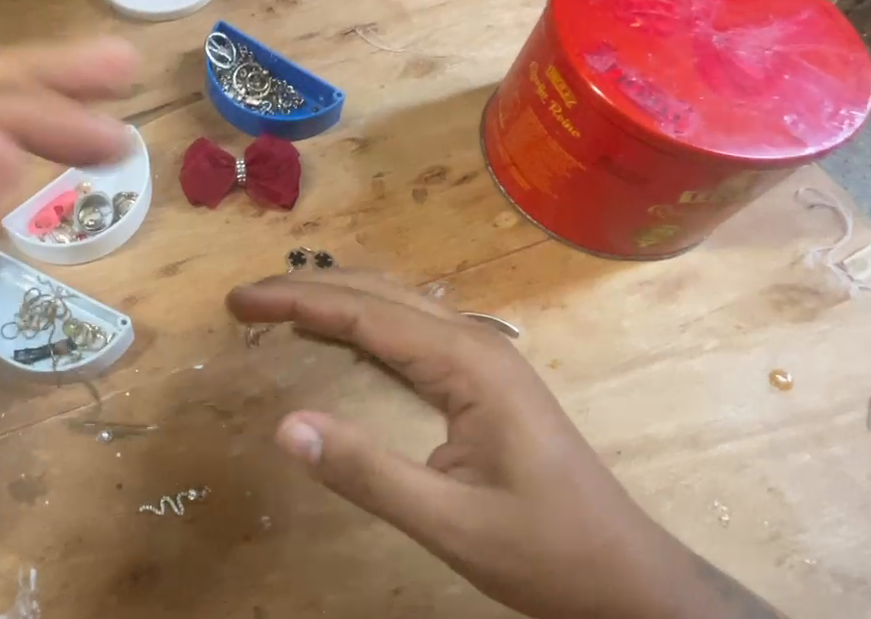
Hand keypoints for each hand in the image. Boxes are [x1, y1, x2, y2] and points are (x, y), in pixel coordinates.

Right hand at [227, 271, 782, 618]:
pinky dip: (360, 320)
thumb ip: (366, 473)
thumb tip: (282, 426)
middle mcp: (473, 342)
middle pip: (376, 292)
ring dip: (332, 297)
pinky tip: (337, 332)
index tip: (239, 301)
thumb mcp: (450, 524)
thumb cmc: (547, 553)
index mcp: (466, 363)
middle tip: (244, 301)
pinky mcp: (481, 377)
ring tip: (277, 306)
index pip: (363, 312)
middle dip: (306, 288)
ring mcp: (481, 356)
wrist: (631, 582)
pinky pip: (408, 329)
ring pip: (393, 303)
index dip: (295, 301)